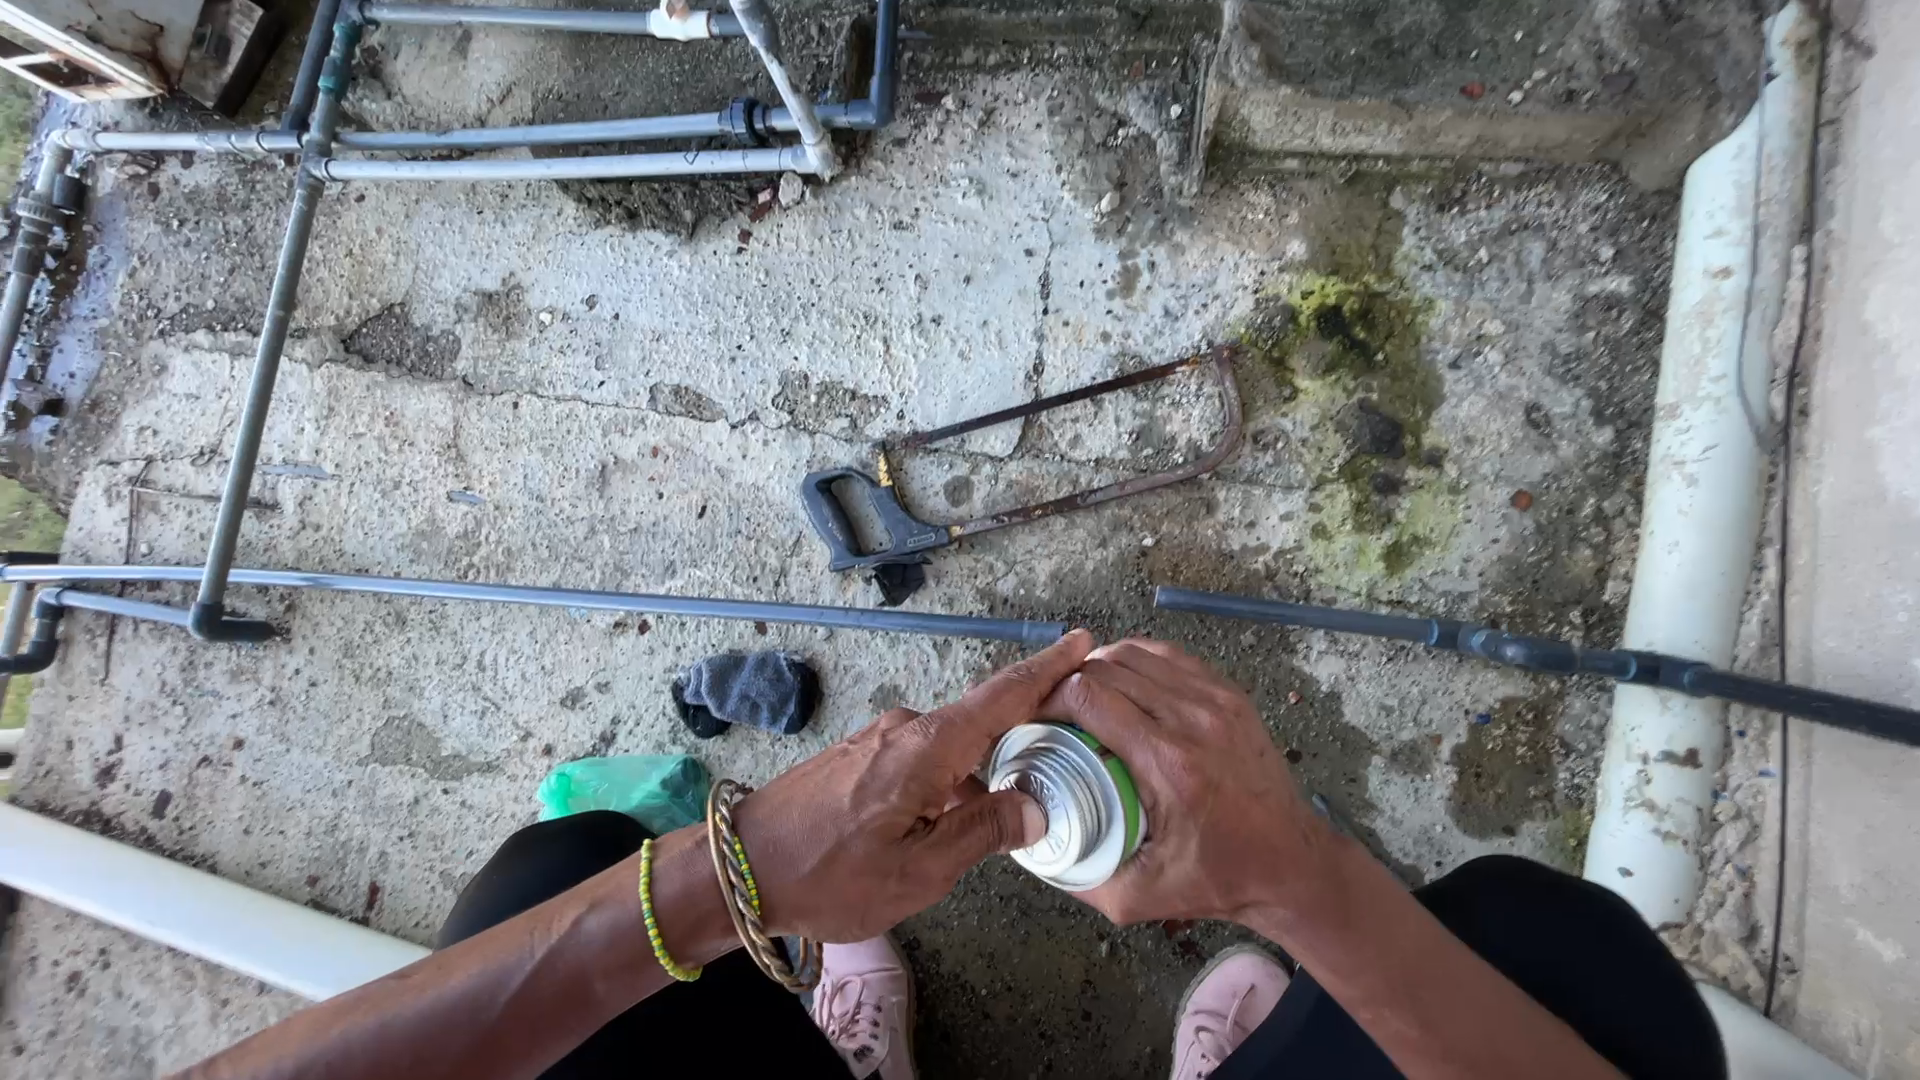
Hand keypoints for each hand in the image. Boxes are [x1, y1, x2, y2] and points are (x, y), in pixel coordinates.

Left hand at [733, 629, 1095, 941]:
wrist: (739, 866)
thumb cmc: (830, 874)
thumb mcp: (919, 871)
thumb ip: (981, 832)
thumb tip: (1034, 806)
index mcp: (929, 747)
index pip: (1002, 696)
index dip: (1047, 669)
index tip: (1081, 641)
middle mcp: (908, 728)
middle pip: (982, 719)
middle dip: (1024, 730)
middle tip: (1063, 751)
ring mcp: (880, 737)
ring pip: (951, 744)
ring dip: (981, 766)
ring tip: (1005, 805)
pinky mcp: (862, 753)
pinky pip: (923, 755)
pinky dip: (950, 775)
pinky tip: (950, 814)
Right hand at [1039, 638, 1328, 924]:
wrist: (1293, 864)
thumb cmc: (1218, 878)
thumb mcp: (1140, 896)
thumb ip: (1079, 875)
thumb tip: (1027, 846)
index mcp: (1167, 764)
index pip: (1088, 697)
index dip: (1050, 700)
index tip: (1036, 719)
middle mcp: (1191, 719)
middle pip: (1105, 668)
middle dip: (1068, 682)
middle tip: (1054, 709)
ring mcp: (1215, 699)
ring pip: (1133, 652)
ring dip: (1099, 668)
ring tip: (1084, 695)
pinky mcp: (1228, 692)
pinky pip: (1166, 655)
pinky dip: (1134, 661)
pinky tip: (1122, 683)